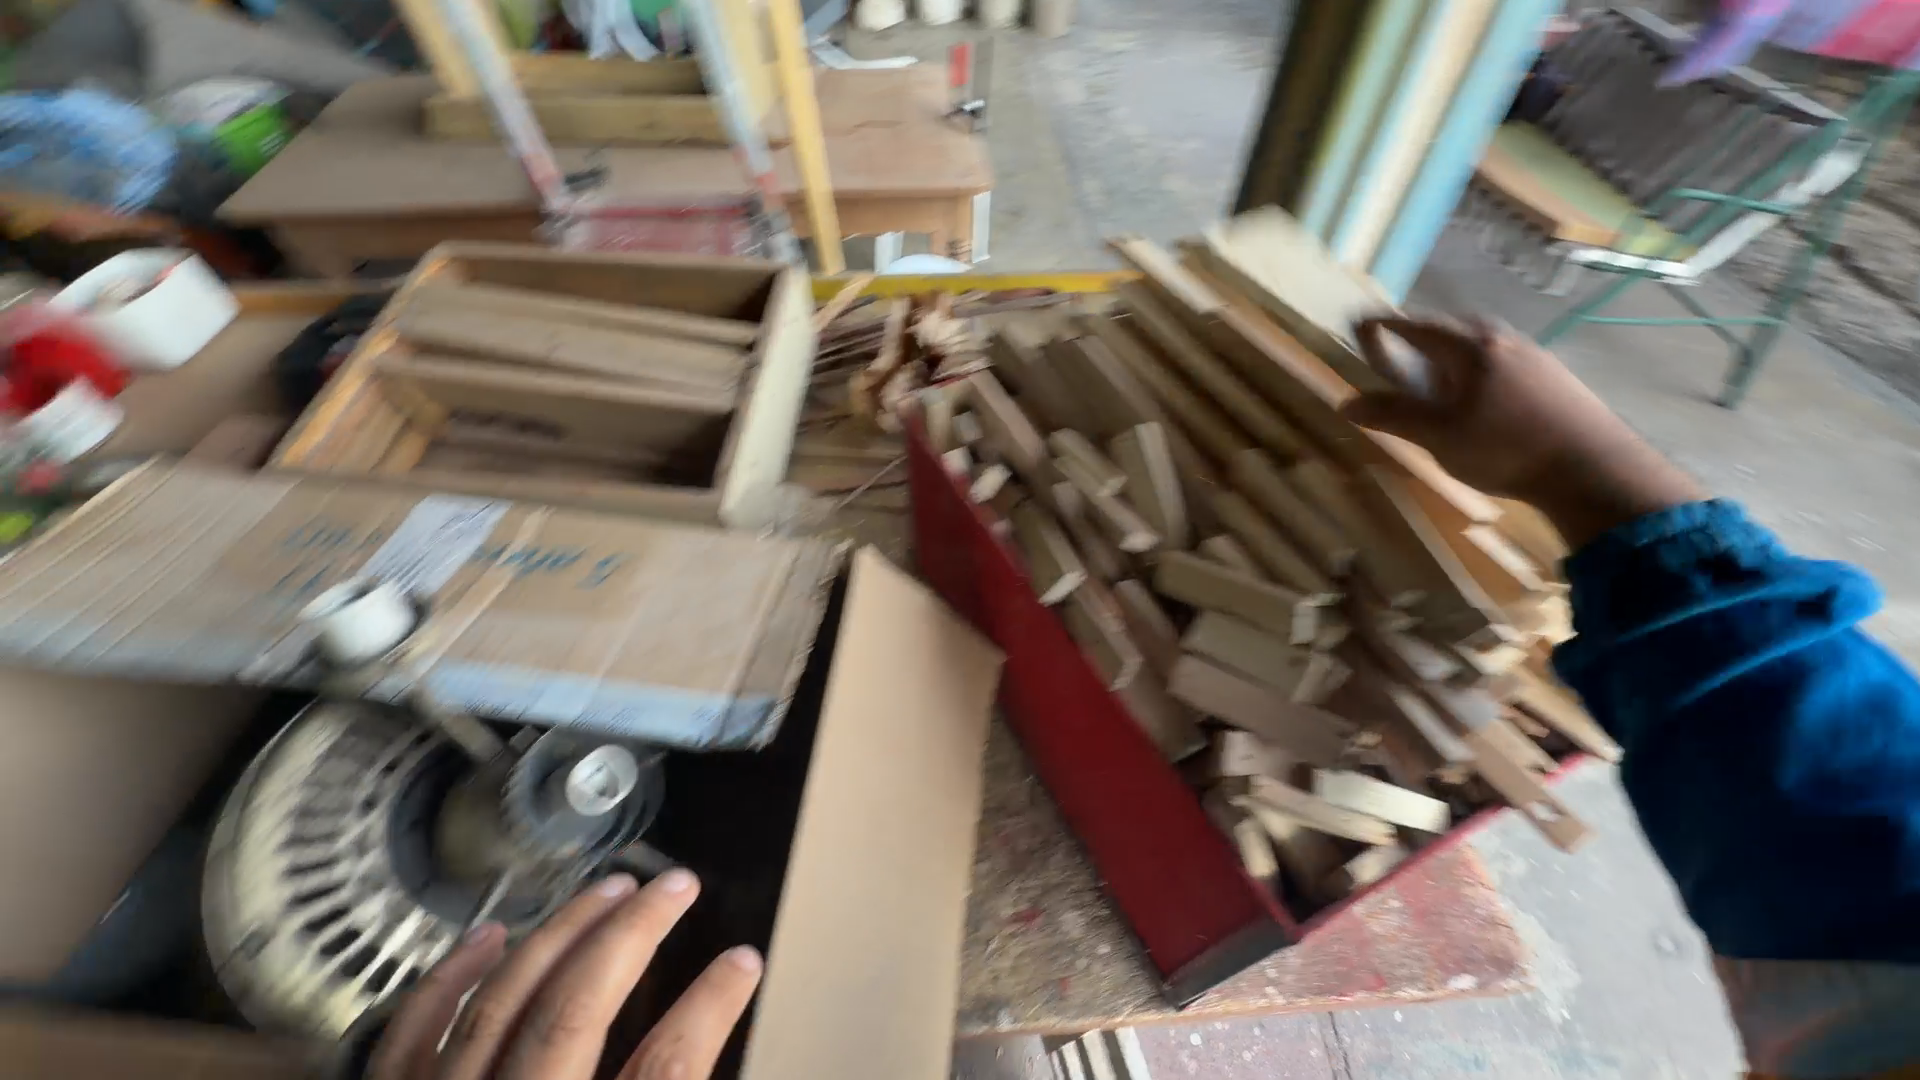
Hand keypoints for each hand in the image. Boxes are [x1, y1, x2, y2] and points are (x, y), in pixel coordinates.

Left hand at [369, 870, 762, 1079]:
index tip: (744, 960)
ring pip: (498, 1005)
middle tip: (679, 884)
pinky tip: (492, 936)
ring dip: (562, 932)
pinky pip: (407, 1040)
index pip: (665, 1071)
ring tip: (613, 888)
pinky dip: (448, 981)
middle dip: (634, 934)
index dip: (712, 1005)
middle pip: (572, 1014)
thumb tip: (704, 1055)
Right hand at [1345, 316, 1701, 549]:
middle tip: (1396, 349)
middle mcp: (1499, 341)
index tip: (1357, 322)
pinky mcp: (1552, 377)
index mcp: (1466, 349)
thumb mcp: (1436, 435)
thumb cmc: (1504, 447)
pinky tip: (1476, 394)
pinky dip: (1475, 367)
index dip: (1382, 326)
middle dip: (1418, 334)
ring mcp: (1531, 356)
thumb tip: (1346, 402)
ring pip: (1478, 342)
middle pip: (1449, 327)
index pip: (1414, 326)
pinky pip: (1500, 358)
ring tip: (1434, 374)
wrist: (1592, 468)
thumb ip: (1391, 415)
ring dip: (1449, 351)